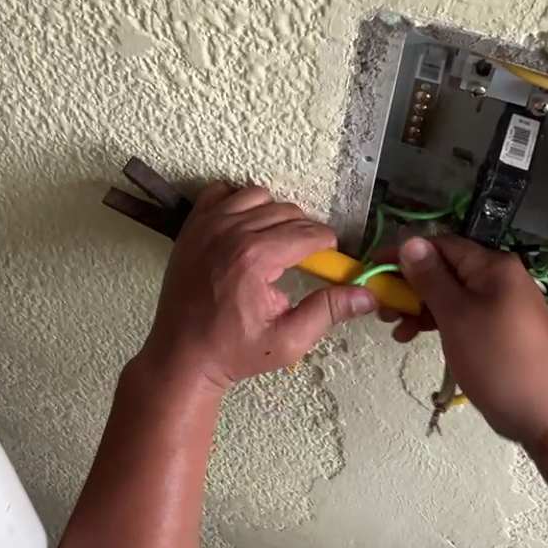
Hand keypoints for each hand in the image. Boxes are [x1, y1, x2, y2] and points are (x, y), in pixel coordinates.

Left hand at [140, 182, 376, 394]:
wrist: (182, 356)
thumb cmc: (232, 351)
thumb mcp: (288, 339)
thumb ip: (328, 311)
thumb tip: (366, 295)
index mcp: (256, 259)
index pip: (309, 233)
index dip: (326, 245)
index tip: (328, 259)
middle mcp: (231, 233)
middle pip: (288, 212)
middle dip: (304, 232)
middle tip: (304, 258)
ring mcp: (208, 225)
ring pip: (258, 195)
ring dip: (273, 214)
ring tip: (274, 243)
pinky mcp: (192, 225)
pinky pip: (221, 191)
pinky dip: (237, 201)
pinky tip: (243, 227)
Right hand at [391, 235, 547, 444]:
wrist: (544, 414)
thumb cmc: (496, 359)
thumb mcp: (455, 315)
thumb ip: (430, 276)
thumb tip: (409, 241)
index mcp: (493, 265)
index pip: (440, 244)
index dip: (404, 254)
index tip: (374, 270)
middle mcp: (499, 276)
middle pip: (444, 269)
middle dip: (410, 285)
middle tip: (382, 309)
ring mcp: (501, 302)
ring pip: (450, 293)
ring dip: (420, 306)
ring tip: (396, 329)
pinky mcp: (498, 327)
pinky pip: (462, 312)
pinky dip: (438, 321)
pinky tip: (415, 336)